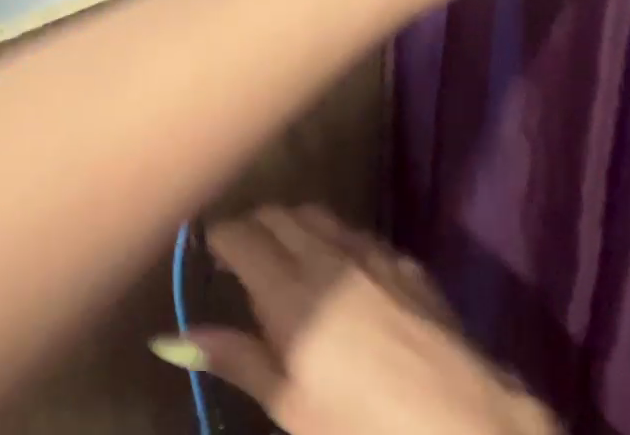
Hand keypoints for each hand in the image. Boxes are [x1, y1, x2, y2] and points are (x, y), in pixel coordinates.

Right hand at [151, 207, 559, 434]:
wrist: (456, 411)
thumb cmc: (359, 420)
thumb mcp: (289, 401)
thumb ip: (236, 358)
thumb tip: (174, 337)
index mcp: (290, 289)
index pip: (242, 235)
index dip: (219, 236)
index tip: (207, 252)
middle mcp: (329, 255)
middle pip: (280, 214)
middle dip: (254, 227)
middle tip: (239, 260)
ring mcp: (373, 252)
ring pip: (321, 216)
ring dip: (295, 227)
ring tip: (286, 261)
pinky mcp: (405, 260)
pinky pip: (358, 233)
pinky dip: (335, 240)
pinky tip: (339, 273)